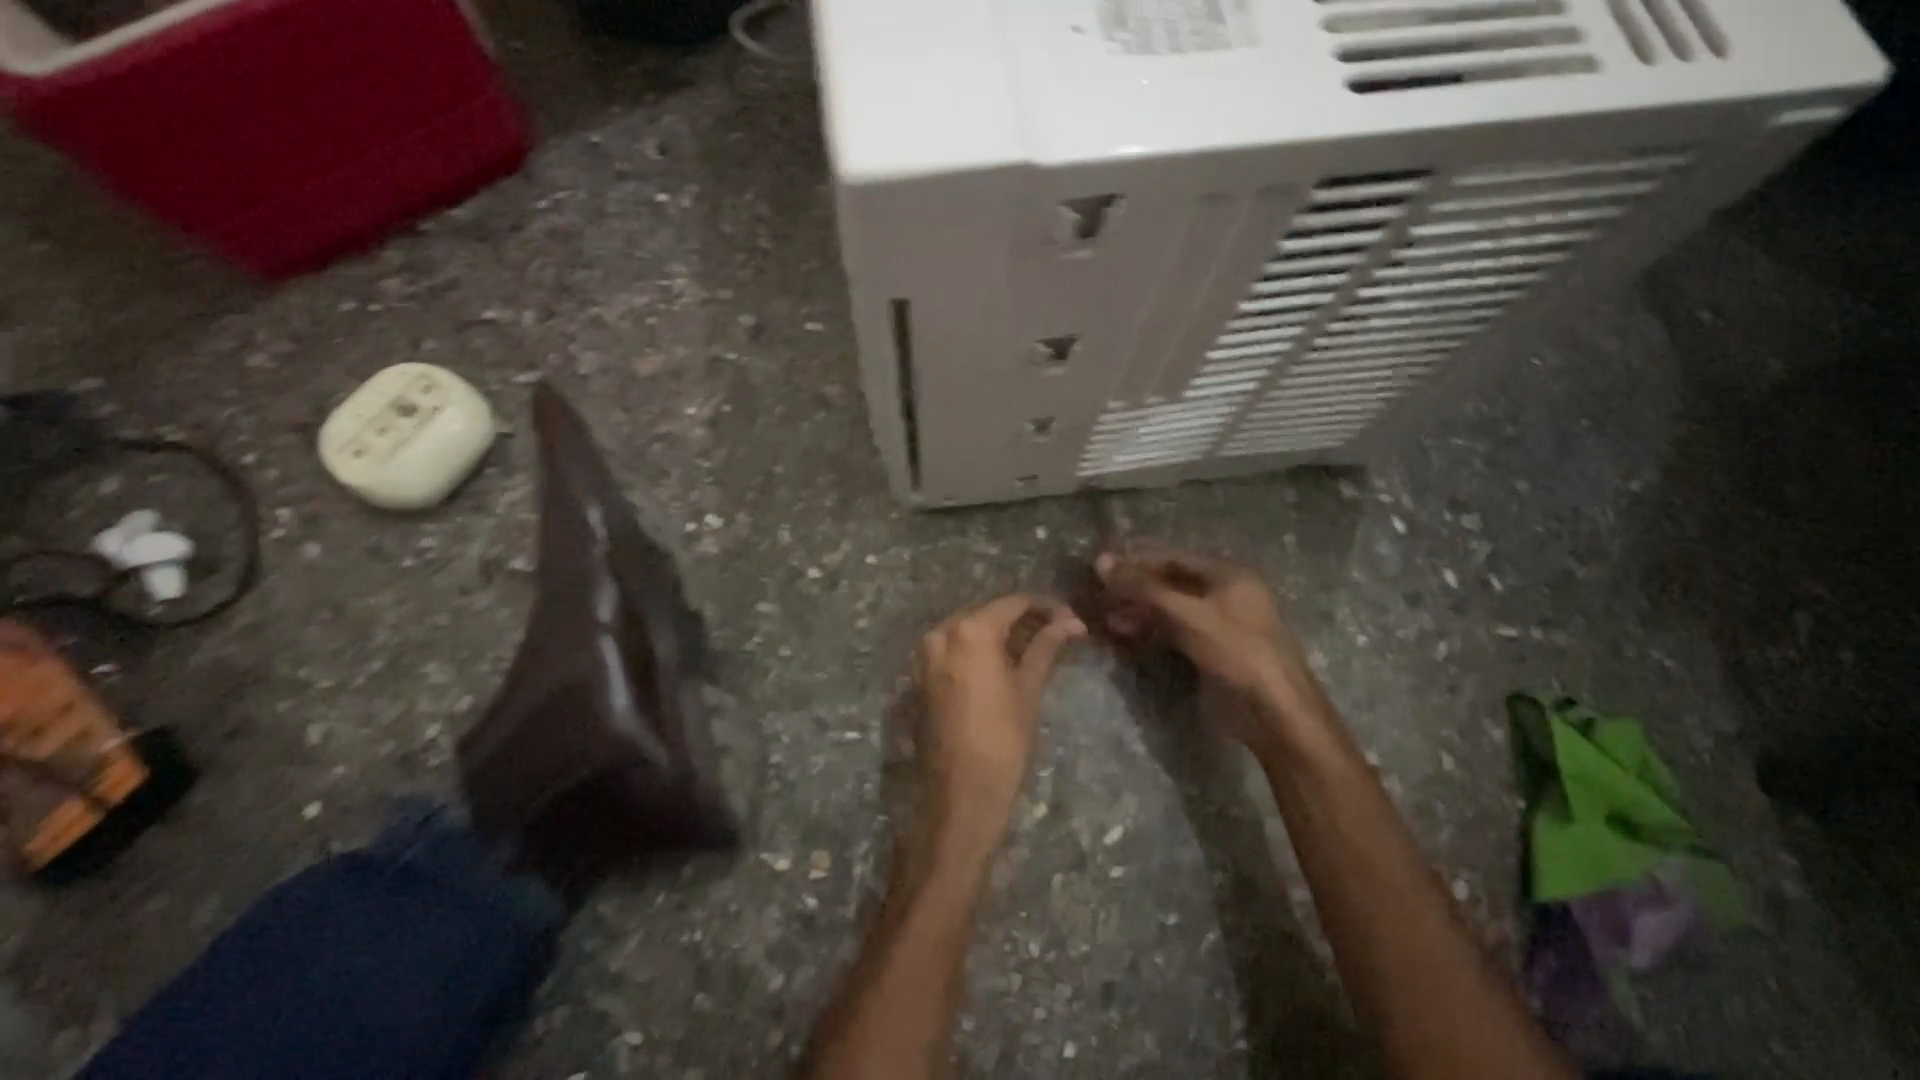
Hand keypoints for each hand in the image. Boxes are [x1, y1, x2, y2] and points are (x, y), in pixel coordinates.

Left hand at [916, 594, 1085, 836]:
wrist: (962, 791)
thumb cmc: (1003, 738)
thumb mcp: (1028, 688)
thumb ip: (1046, 646)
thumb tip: (1072, 622)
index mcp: (970, 631)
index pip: (1014, 603)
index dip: (1045, 607)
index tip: (1070, 619)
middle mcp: (941, 633)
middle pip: (988, 613)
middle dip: (1022, 619)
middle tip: (1057, 631)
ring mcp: (925, 656)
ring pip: (968, 630)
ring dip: (999, 634)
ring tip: (1034, 647)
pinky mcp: (920, 677)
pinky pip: (953, 650)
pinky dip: (977, 651)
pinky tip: (1002, 664)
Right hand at [1096, 551, 1329, 748]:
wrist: (1273, 710)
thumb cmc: (1235, 650)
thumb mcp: (1187, 613)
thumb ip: (1144, 588)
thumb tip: (1101, 562)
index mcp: (1229, 575)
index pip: (1173, 558)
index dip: (1137, 562)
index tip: (1101, 568)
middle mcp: (1225, 595)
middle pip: (1171, 584)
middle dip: (1135, 589)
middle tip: (1099, 596)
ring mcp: (1218, 626)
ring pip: (1171, 610)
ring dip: (1140, 612)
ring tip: (1107, 619)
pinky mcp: (1211, 653)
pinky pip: (1175, 633)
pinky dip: (1151, 631)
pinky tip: (1126, 636)